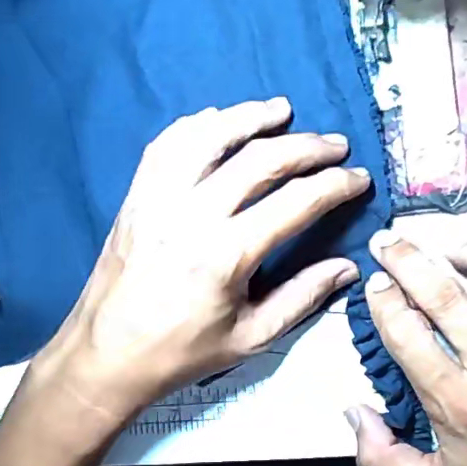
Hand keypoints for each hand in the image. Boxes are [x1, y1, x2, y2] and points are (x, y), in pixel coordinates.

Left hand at [26, 98, 369, 431]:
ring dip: (250, 117)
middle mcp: (192, 215)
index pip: (295, 202)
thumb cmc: (184, 351)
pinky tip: (219, 119)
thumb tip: (347, 267)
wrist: (108, 354)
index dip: (335, 185)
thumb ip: (303, 296)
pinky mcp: (136, 195)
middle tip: (335, 144)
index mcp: (227, 254)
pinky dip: (197, 125)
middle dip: (307, 147)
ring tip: (281, 110)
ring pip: (209, 137)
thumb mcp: (252, 336)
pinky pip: (167, 144)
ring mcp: (158, 199)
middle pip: (259, 160)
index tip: (358, 177)